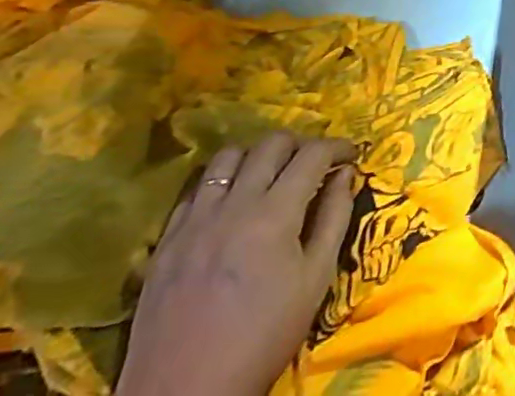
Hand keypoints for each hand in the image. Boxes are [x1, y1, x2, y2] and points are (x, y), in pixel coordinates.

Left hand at [117, 132, 357, 395]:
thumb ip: (334, 217)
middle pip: (269, 144)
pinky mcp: (164, 241)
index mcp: (273, 214)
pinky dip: (220, 183)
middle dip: (300, 144)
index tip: (350, 154)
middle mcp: (232, 205)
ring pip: (226, 158)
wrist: (184, 392)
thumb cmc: (265, 335)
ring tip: (271, 175)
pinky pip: (194, 190)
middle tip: (314, 163)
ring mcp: (192, 221)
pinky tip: (231, 204)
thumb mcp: (316, 278)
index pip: (312, 154)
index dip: (337, 146)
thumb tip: (345, 174)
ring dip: (257, 156)